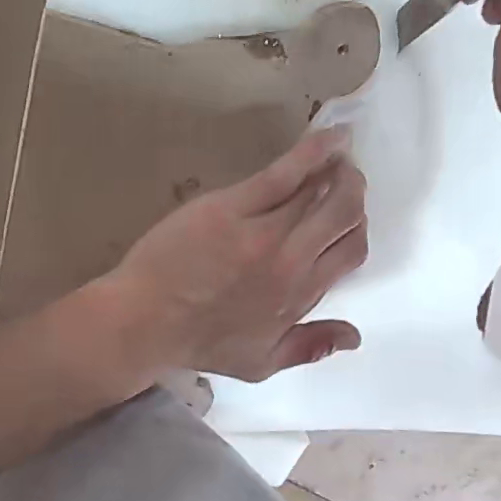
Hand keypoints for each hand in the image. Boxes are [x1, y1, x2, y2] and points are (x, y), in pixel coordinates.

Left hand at [97, 127, 367, 381]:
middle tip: (346, 179)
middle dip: (353, 194)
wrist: (145, 321)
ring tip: (338, 158)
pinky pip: (285, 174)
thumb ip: (310, 347)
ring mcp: (266, 232)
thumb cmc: (199, 342)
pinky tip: (330, 138)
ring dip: (338, 171)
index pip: (350, 252)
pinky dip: (313, 152)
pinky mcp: (235, 206)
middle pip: (344, 217)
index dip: (355, 229)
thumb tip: (355, 337)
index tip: (345, 218)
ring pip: (321, 192)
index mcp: (301, 295)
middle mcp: (293, 262)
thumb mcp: (261, 363)